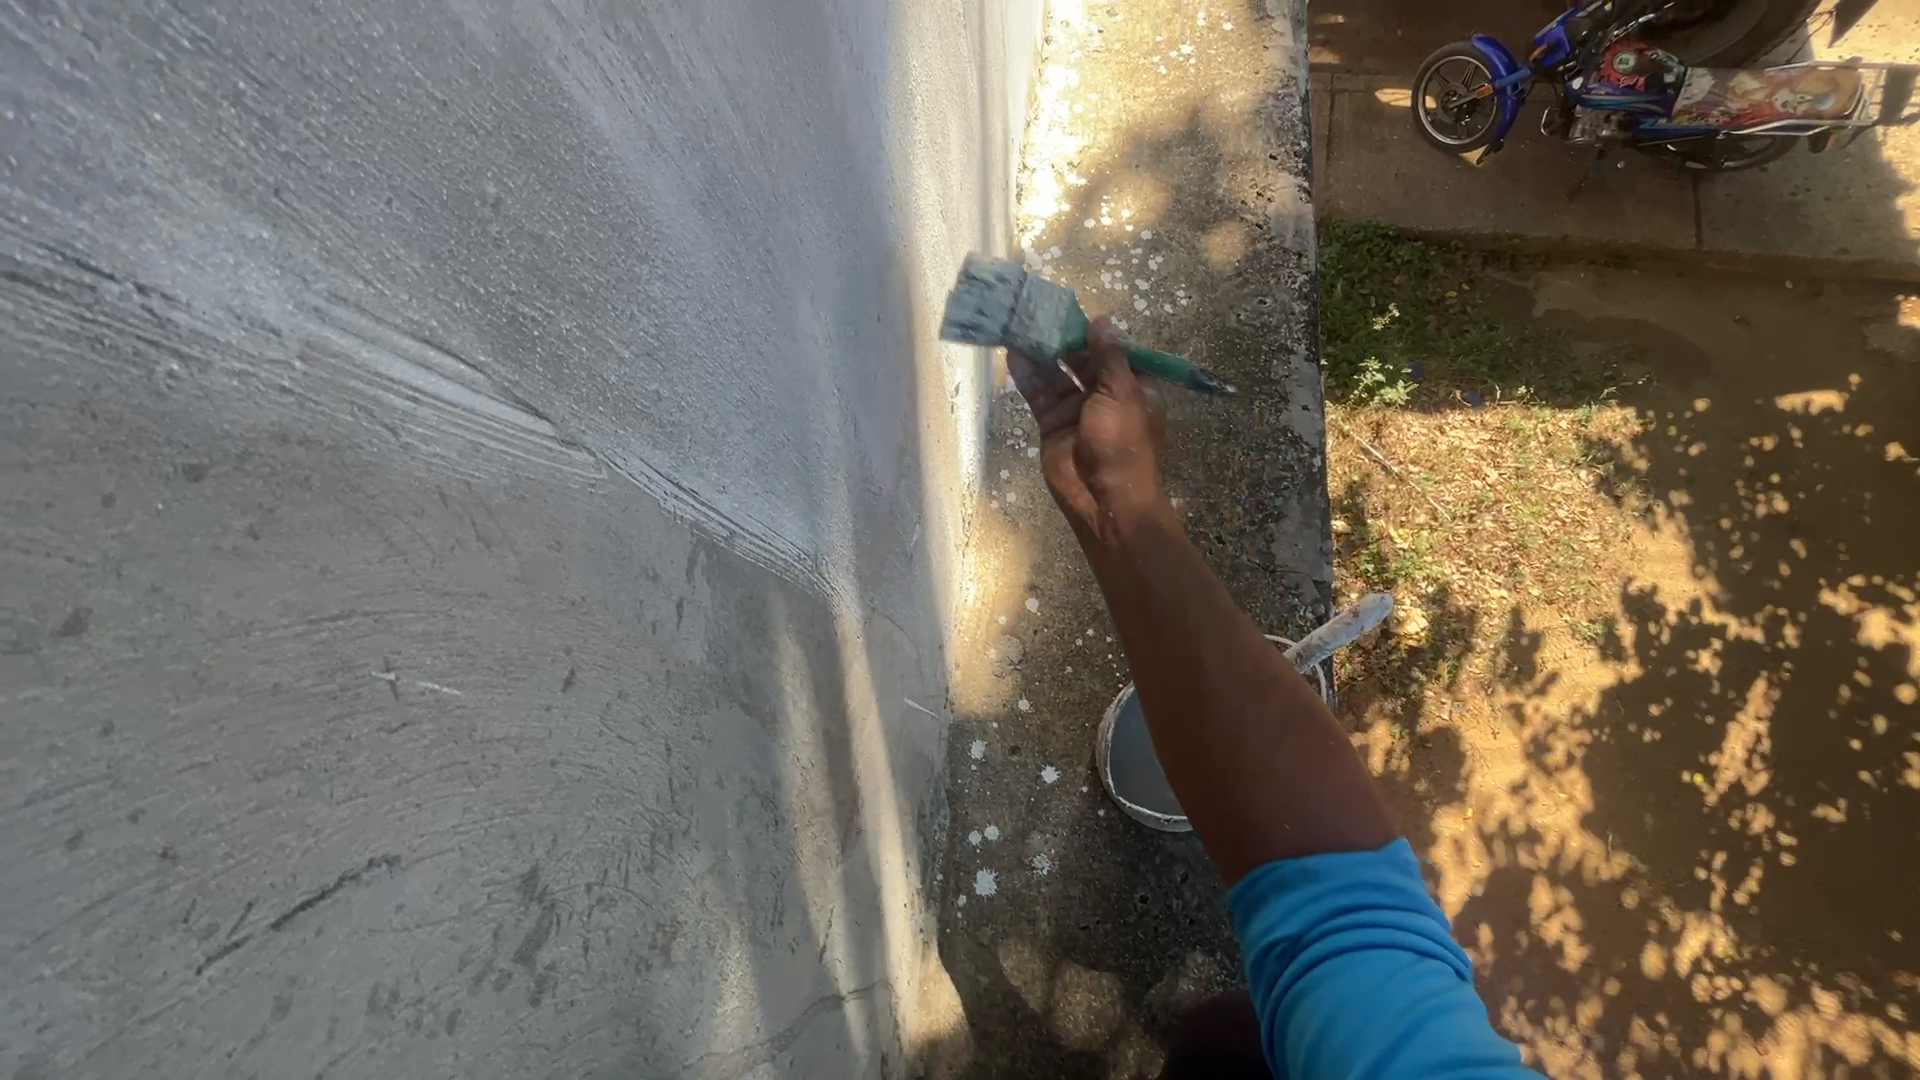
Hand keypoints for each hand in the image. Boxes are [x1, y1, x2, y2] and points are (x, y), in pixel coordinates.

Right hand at [1007, 317, 1169, 549]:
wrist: (1103, 497)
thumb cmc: (1123, 443)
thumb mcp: (1122, 393)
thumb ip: (1108, 357)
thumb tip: (1101, 321)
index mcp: (1133, 387)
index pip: (1114, 351)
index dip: (1095, 332)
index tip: (1074, 309)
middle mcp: (1105, 395)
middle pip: (1081, 359)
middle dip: (1062, 338)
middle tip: (1039, 311)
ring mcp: (1076, 409)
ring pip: (1057, 374)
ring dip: (1041, 352)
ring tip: (1020, 325)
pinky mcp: (1052, 422)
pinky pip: (1039, 394)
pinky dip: (1028, 375)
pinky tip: (1014, 353)